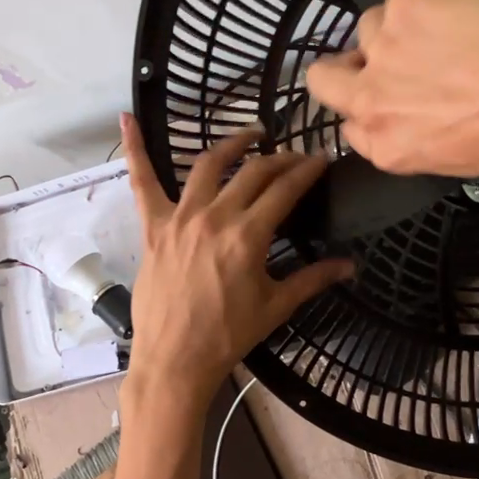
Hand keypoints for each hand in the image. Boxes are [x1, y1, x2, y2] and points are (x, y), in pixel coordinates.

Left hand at [117, 114, 353, 396]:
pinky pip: (142, 182)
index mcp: (248, 236)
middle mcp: (214, 217)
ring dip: (232, 143)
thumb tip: (351, 266)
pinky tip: (127, 118)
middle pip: (253, 172)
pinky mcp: (153, 227)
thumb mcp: (276, 307)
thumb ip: (314, 279)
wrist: (175, 360)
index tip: (322, 158)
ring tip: (251, 134)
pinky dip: (134, 149)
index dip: (307, 169)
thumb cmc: (228, 336)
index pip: (285, 189)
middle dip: (280, 158)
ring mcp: (180, 218)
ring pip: (207, 165)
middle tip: (295, 156)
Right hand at [303, 0, 478, 175]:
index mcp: (388, 147)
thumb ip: (419, 136)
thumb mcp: (461, 157)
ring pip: (369, 28)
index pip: (351, 124)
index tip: (391, 95)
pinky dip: (429, 0)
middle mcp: (373, 103)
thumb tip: (420, 111)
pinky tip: (467, 12)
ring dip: (400, 30)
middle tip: (391, 55)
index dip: (371, 105)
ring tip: (451, 31)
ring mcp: (385, 50)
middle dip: (347, 67)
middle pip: (325, 78)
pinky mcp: (406, 3)